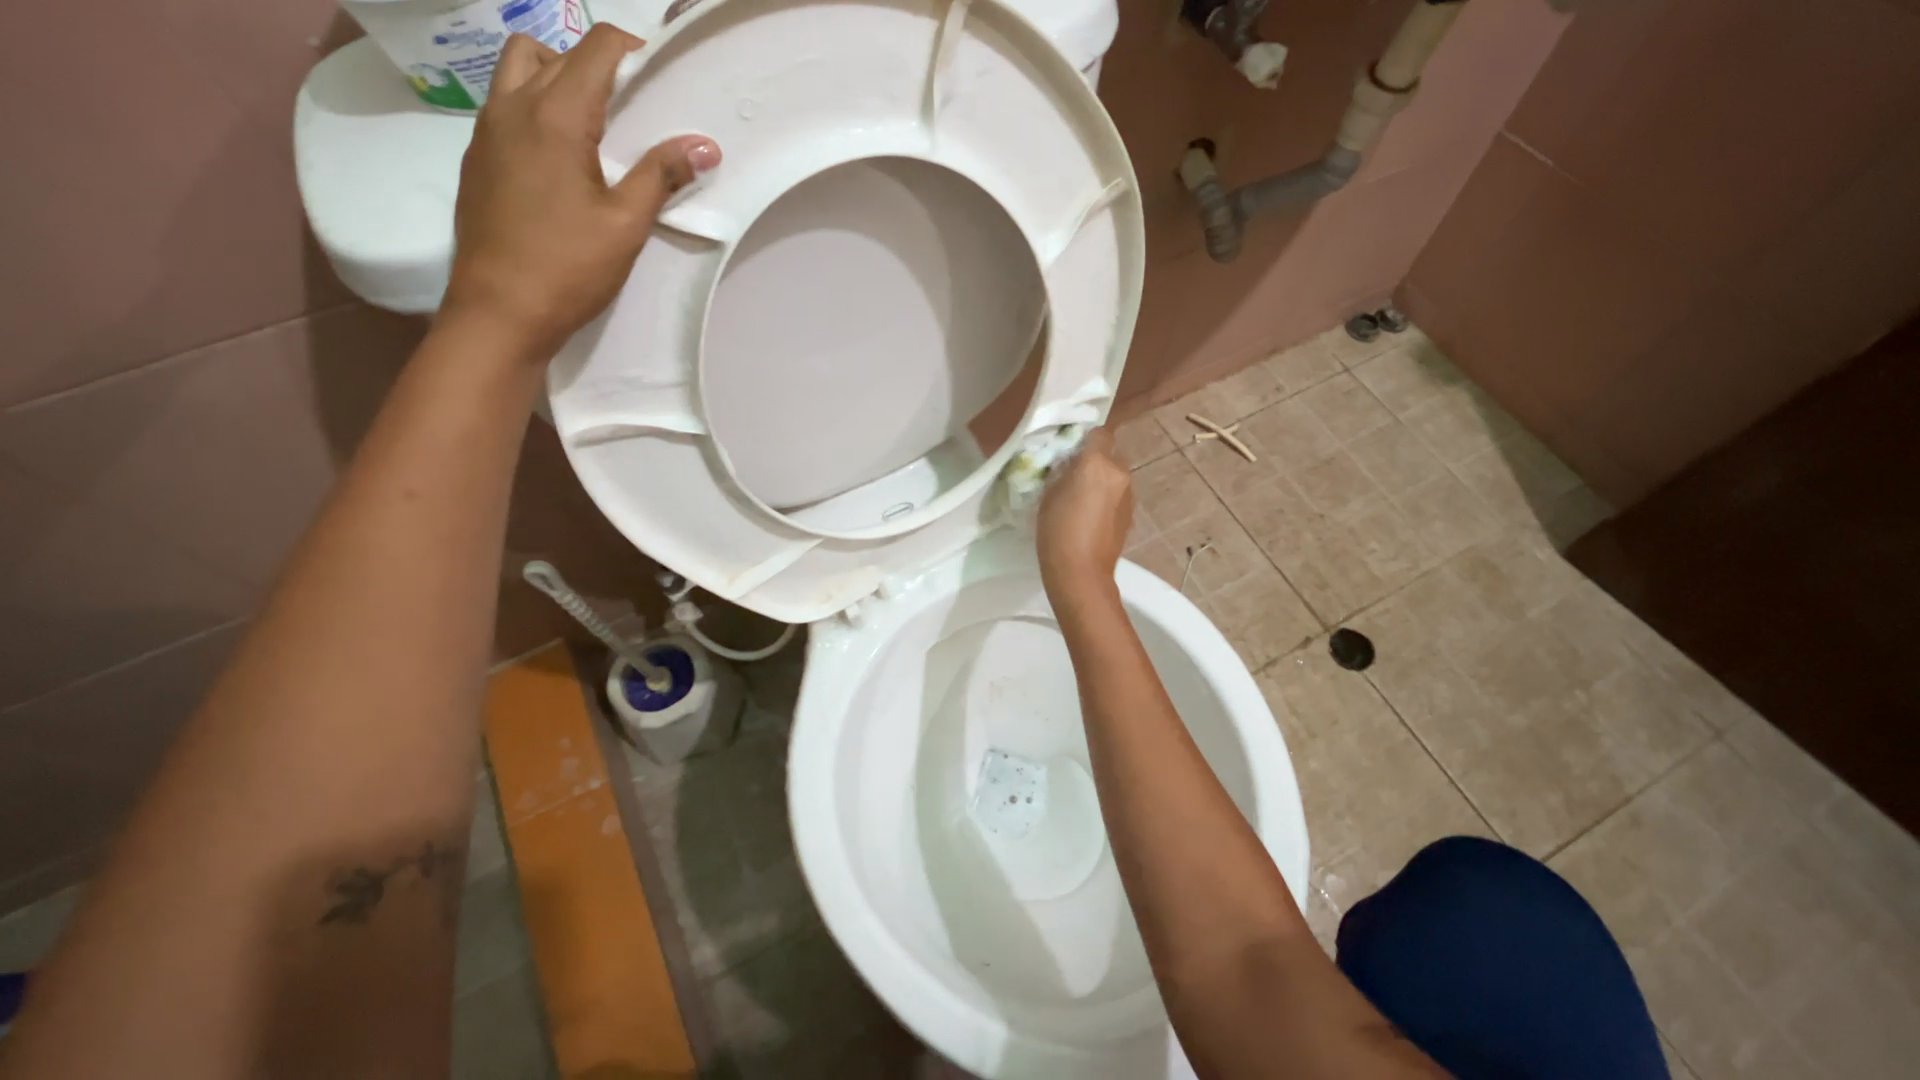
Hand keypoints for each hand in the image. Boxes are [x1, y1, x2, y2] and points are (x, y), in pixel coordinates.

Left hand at [440, 24, 721, 356]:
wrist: (498, 313)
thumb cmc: (568, 268)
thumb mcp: (626, 224)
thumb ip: (661, 174)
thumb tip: (705, 145)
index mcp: (555, 116)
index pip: (595, 48)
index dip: (630, 50)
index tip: (656, 76)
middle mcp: (512, 108)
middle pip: (552, 51)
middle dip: (593, 64)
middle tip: (626, 106)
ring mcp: (486, 133)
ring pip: (517, 71)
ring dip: (554, 78)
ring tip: (588, 127)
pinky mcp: (477, 159)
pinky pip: (503, 107)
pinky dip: (533, 109)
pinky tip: (559, 161)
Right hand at [1037, 426, 1134, 594]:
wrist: (1081, 572)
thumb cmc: (1057, 531)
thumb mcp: (1049, 493)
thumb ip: (1064, 471)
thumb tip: (1072, 463)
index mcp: (1097, 463)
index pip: (1100, 433)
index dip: (1086, 440)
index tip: (1071, 452)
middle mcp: (1120, 473)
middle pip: (1111, 454)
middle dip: (1096, 460)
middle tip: (1074, 475)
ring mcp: (1129, 494)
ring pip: (1116, 475)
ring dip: (1103, 480)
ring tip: (1082, 499)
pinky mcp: (1131, 514)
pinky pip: (1118, 495)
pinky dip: (1108, 498)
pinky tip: (1092, 516)